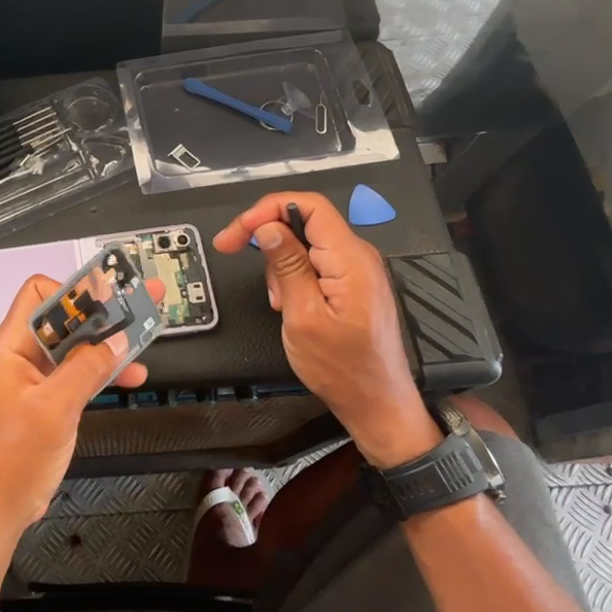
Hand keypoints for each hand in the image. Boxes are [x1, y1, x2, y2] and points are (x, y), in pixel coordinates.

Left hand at [0, 275, 156, 530]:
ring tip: (147, 330)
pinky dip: (105, 369)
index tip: (110, 297)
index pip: (40, 294)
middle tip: (141, 299)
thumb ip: (86, 369)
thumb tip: (119, 337)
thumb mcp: (53, 409)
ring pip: (78, 345)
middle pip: (66, 317)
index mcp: (13, 346)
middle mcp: (25, 355)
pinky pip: (81, 372)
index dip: (73, 290)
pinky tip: (133, 374)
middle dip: (103, 309)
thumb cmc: (12, 459)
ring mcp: (39, 379)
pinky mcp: (51, 401)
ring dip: (110, 339)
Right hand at [215, 192, 440, 467]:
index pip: (309, 205)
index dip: (267, 208)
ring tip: (278, 302)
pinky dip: (294, 275)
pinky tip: (289, 304)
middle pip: (304, 221)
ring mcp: (358, 269)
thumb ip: (287, 266)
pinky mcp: (353, 283)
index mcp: (350, 258)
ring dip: (280, 263)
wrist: (378, 406)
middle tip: (234, 254)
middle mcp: (358, 255)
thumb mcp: (303, 316)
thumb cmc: (340, 368)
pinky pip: (317, 262)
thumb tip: (267, 226)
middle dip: (268, 237)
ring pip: (306, 242)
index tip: (237, 232)